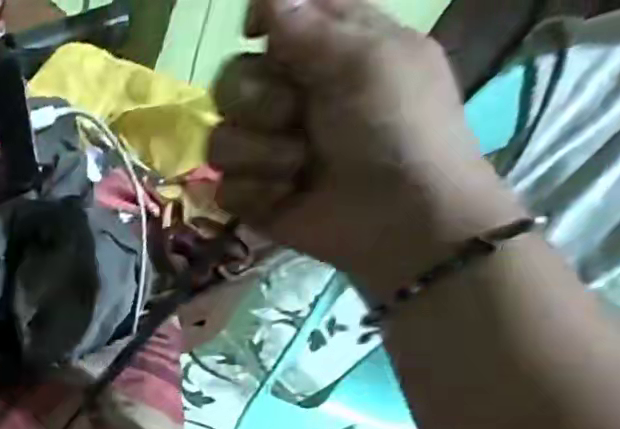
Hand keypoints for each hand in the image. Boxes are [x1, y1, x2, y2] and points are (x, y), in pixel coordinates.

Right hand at [208, 0, 526, 293]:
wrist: (398, 215)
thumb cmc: (397, 127)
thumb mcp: (368, 60)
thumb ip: (313, 27)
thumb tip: (264, 0)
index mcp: (327, 49)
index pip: (277, 18)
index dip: (262, 20)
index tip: (256, 32)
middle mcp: (290, 96)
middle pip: (231, 82)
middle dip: (260, 102)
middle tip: (297, 117)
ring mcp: (268, 151)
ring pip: (221, 140)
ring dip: (261, 155)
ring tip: (300, 168)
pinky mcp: (253, 198)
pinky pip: (223, 188)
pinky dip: (256, 193)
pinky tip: (287, 197)